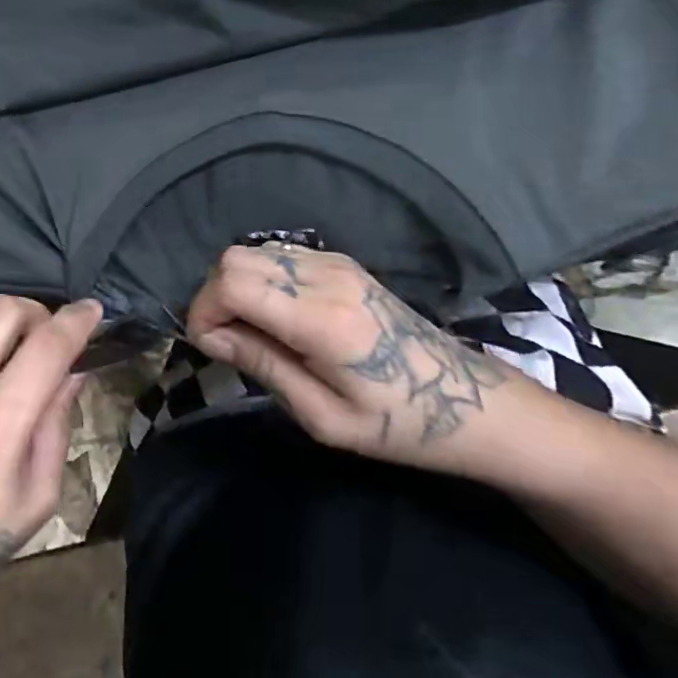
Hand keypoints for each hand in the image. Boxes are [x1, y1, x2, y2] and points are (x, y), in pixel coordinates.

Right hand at [185, 244, 603, 487]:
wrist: (474, 404)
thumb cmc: (400, 425)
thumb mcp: (322, 417)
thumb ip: (262, 365)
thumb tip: (208, 334)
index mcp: (323, 320)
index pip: (232, 283)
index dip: (204, 310)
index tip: (209, 345)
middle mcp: (327, 278)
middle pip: (233, 258)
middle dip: (212, 296)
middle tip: (225, 338)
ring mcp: (337, 264)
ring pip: (251, 251)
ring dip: (234, 286)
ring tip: (250, 329)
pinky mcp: (342, 263)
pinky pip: (277, 255)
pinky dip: (258, 279)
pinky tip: (275, 314)